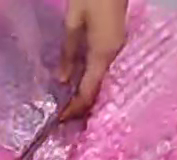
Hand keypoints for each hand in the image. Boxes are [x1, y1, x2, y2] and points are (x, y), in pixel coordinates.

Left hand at [57, 0, 128, 119]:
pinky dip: (88, 78)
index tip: (59, 119)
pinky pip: (101, 67)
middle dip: (79, 104)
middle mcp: (114, 54)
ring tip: (67, 101)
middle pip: (96, 89)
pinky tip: (76, 81)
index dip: (74, 109)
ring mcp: (117, 46)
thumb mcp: (73, 21)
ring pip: (99, 79)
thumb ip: (68, 53)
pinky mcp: (116, 38)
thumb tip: (62, 80)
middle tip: (61, 114)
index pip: (88, 92)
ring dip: (84, 92)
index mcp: (103, 53)